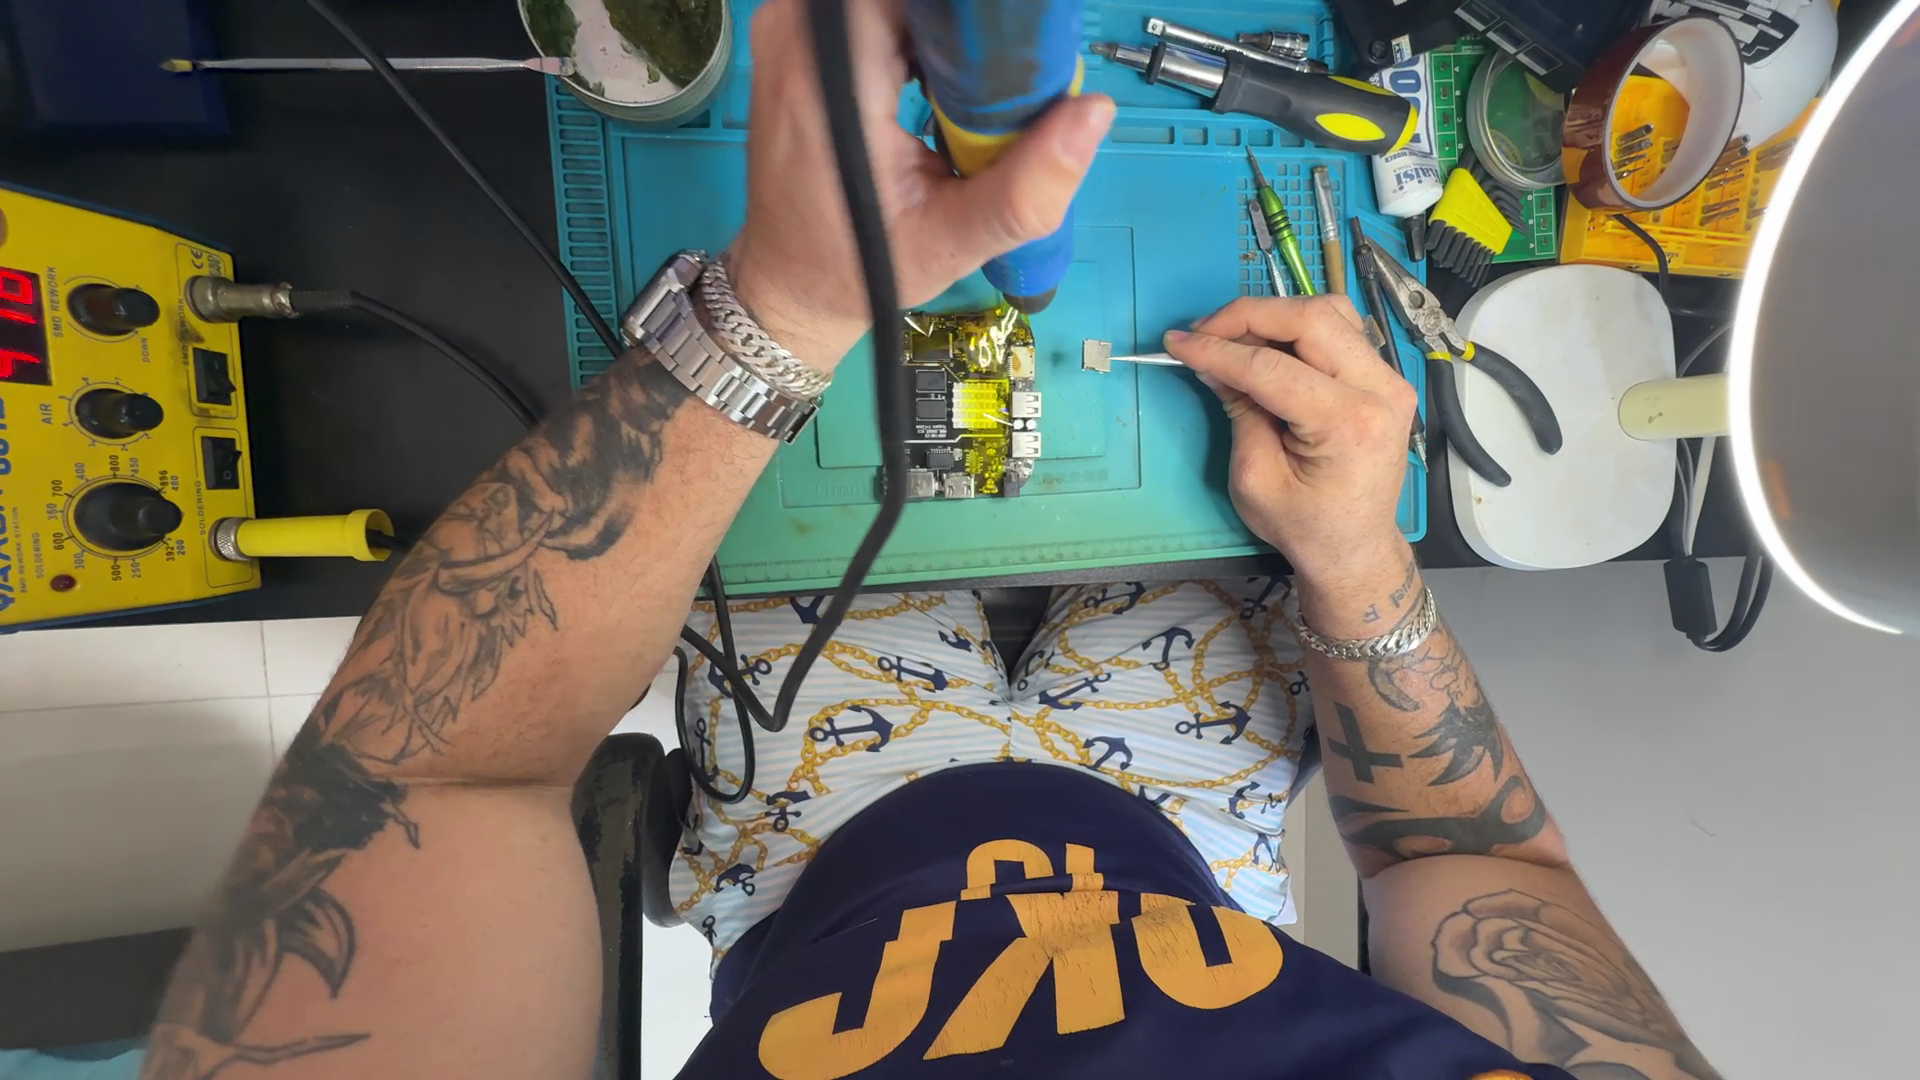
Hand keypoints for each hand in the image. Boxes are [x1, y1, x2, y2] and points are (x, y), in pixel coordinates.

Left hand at [726, 0, 1115, 372]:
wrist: (793, 286)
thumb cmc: (862, 269)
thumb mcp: (950, 244)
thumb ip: (1023, 191)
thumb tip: (1094, 113)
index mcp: (835, 76)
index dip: (982, 19)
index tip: (1017, 54)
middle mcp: (801, 31)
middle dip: (971, 31)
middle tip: (1005, 84)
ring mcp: (794, 28)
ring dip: (949, 32)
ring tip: (972, 94)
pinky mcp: (801, 39)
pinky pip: (872, 9)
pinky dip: (918, 34)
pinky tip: (940, 84)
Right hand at [1165, 296, 1418, 598]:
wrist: (1353, 547)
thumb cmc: (1302, 525)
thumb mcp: (1253, 478)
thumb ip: (1240, 412)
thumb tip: (1214, 364)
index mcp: (1346, 423)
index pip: (1271, 367)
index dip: (1217, 350)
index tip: (1177, 343)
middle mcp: (1379, 390)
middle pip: (1310, 319)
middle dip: (1247, 316)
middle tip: (1202, 332)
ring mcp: (1389, 379)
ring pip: (1330, 312)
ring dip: (1273, 316)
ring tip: (1231, 336)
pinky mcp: (1383, 378)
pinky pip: (1340, 330)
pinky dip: (1297, 327)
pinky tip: (1266, 344)